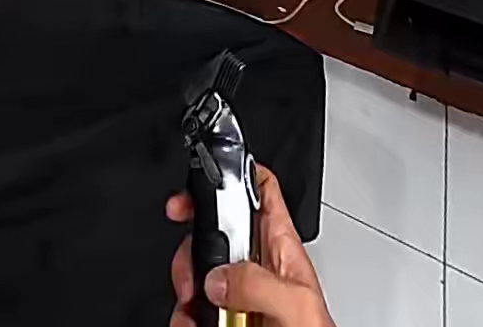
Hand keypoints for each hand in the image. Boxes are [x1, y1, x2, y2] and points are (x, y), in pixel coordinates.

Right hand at [166, 163, 335, 326]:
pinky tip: (188, 322)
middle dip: (193, 236)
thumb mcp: (299, 307)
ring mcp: (240, 290)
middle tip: (188, 255)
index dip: (237, 171)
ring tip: (190, 303)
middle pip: (216, 225)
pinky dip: (183, 313)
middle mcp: (257, 263)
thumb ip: (259, 282)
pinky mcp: (226, 316)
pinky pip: (194, 304)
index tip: (209, 172)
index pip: (261, 189)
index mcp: (280, 246)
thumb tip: (218, 276)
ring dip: (185, 279)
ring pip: (199, 264)